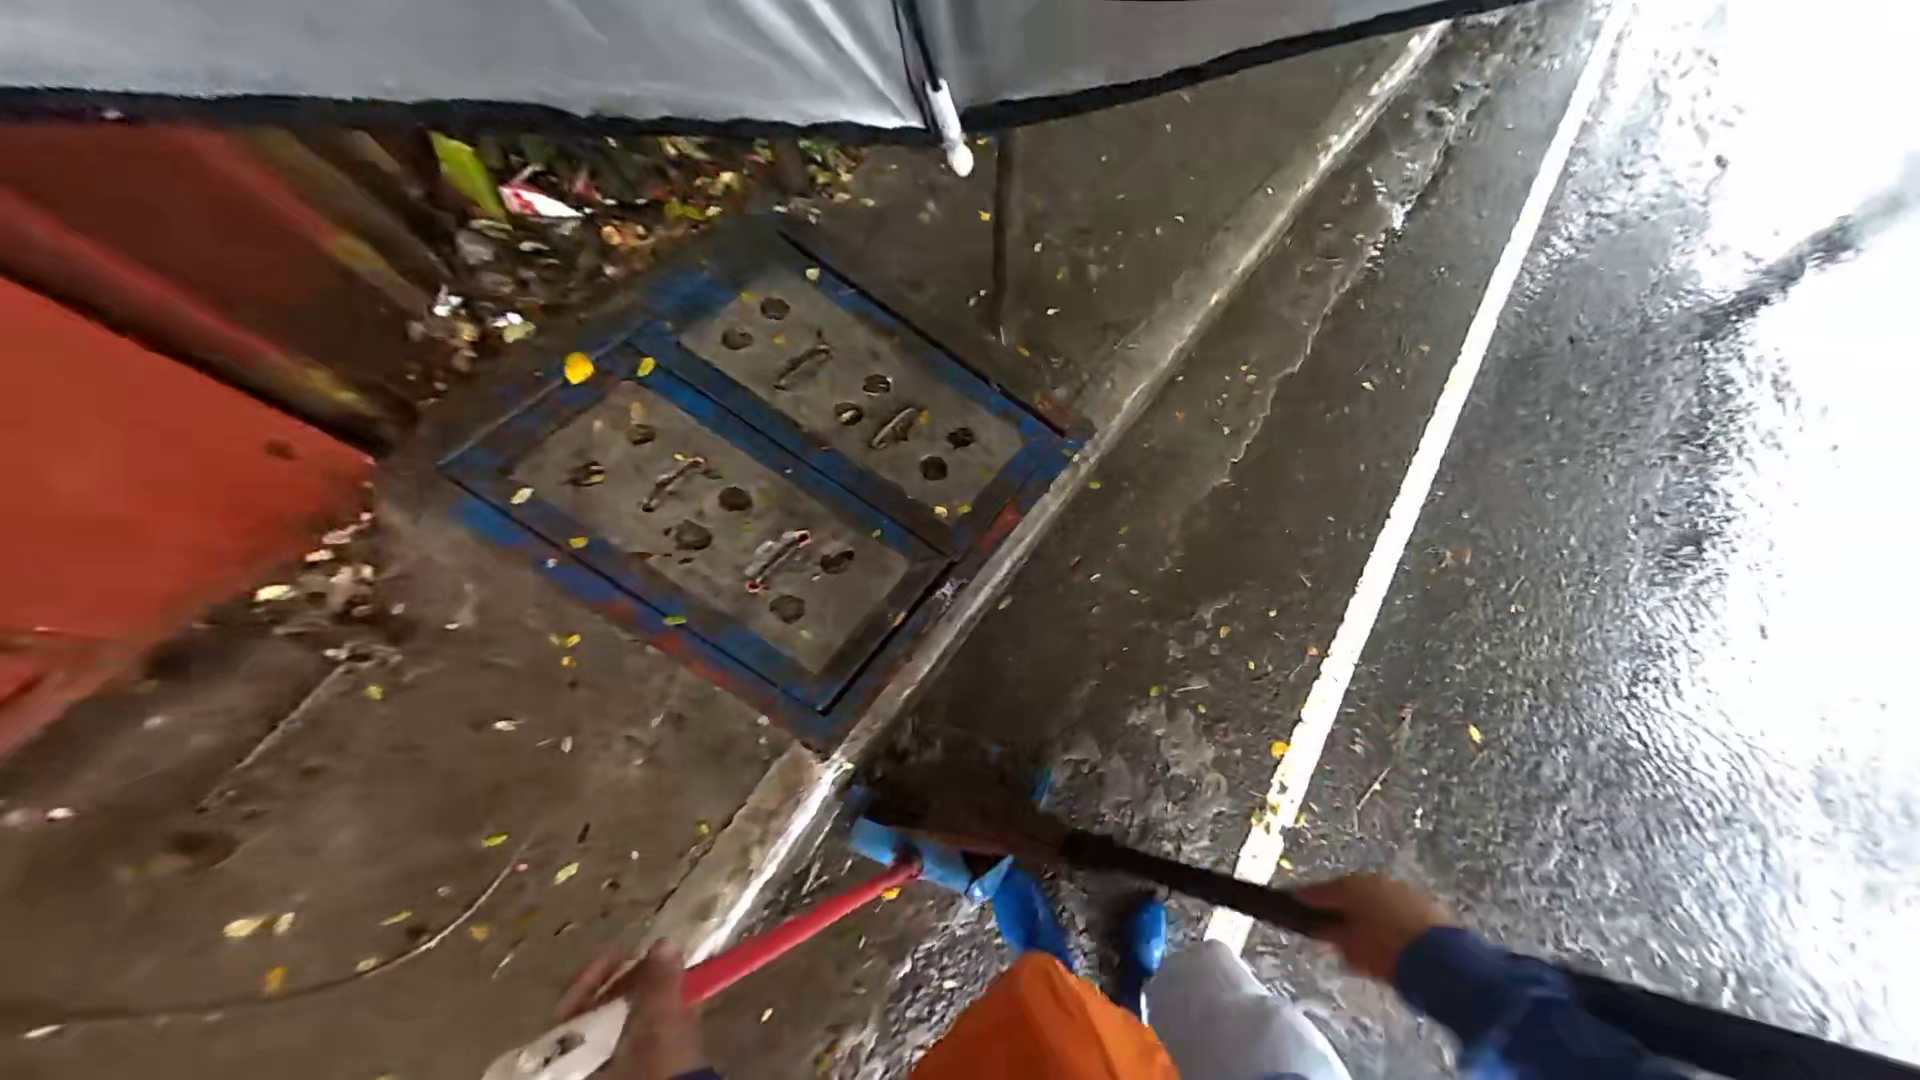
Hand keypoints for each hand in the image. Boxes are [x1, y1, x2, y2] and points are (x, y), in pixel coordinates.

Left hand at [556, 940, 707, 1079]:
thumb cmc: (656, 1075)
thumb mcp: (660, 1027)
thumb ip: (659, 983)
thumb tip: (664, 943)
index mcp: (563, 1067)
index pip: (568, 1011)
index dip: (594, 975)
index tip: (623, 949)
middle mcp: (574, 1076)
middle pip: (592, 1021)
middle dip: (623, 986)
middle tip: (649, 959)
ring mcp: (605, 1079)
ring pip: (613, 1036)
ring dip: (639, 1002)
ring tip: (666, 976)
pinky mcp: (635, 1079)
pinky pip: (633, 1048)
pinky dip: (649, 1024)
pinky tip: (674, 1007)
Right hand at [1293, 873, 1452, 979]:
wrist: (1446, 961)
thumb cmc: (1386, 951)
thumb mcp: (1350, 948)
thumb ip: (1330, 934)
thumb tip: (1318, 927)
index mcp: (1347, 885)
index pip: (1316, 891)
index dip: (1302, 901)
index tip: (1291, 909)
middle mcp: (1369, 878)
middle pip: (1346, 893)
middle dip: (1339, 909)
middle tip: (1333, 930)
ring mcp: (1398, 887)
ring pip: (1373, 900)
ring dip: (1366, 914)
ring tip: (1365, 938)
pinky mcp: (1424, 902)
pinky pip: (1396, 908)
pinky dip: (1389, 919)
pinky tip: (1392, 940)